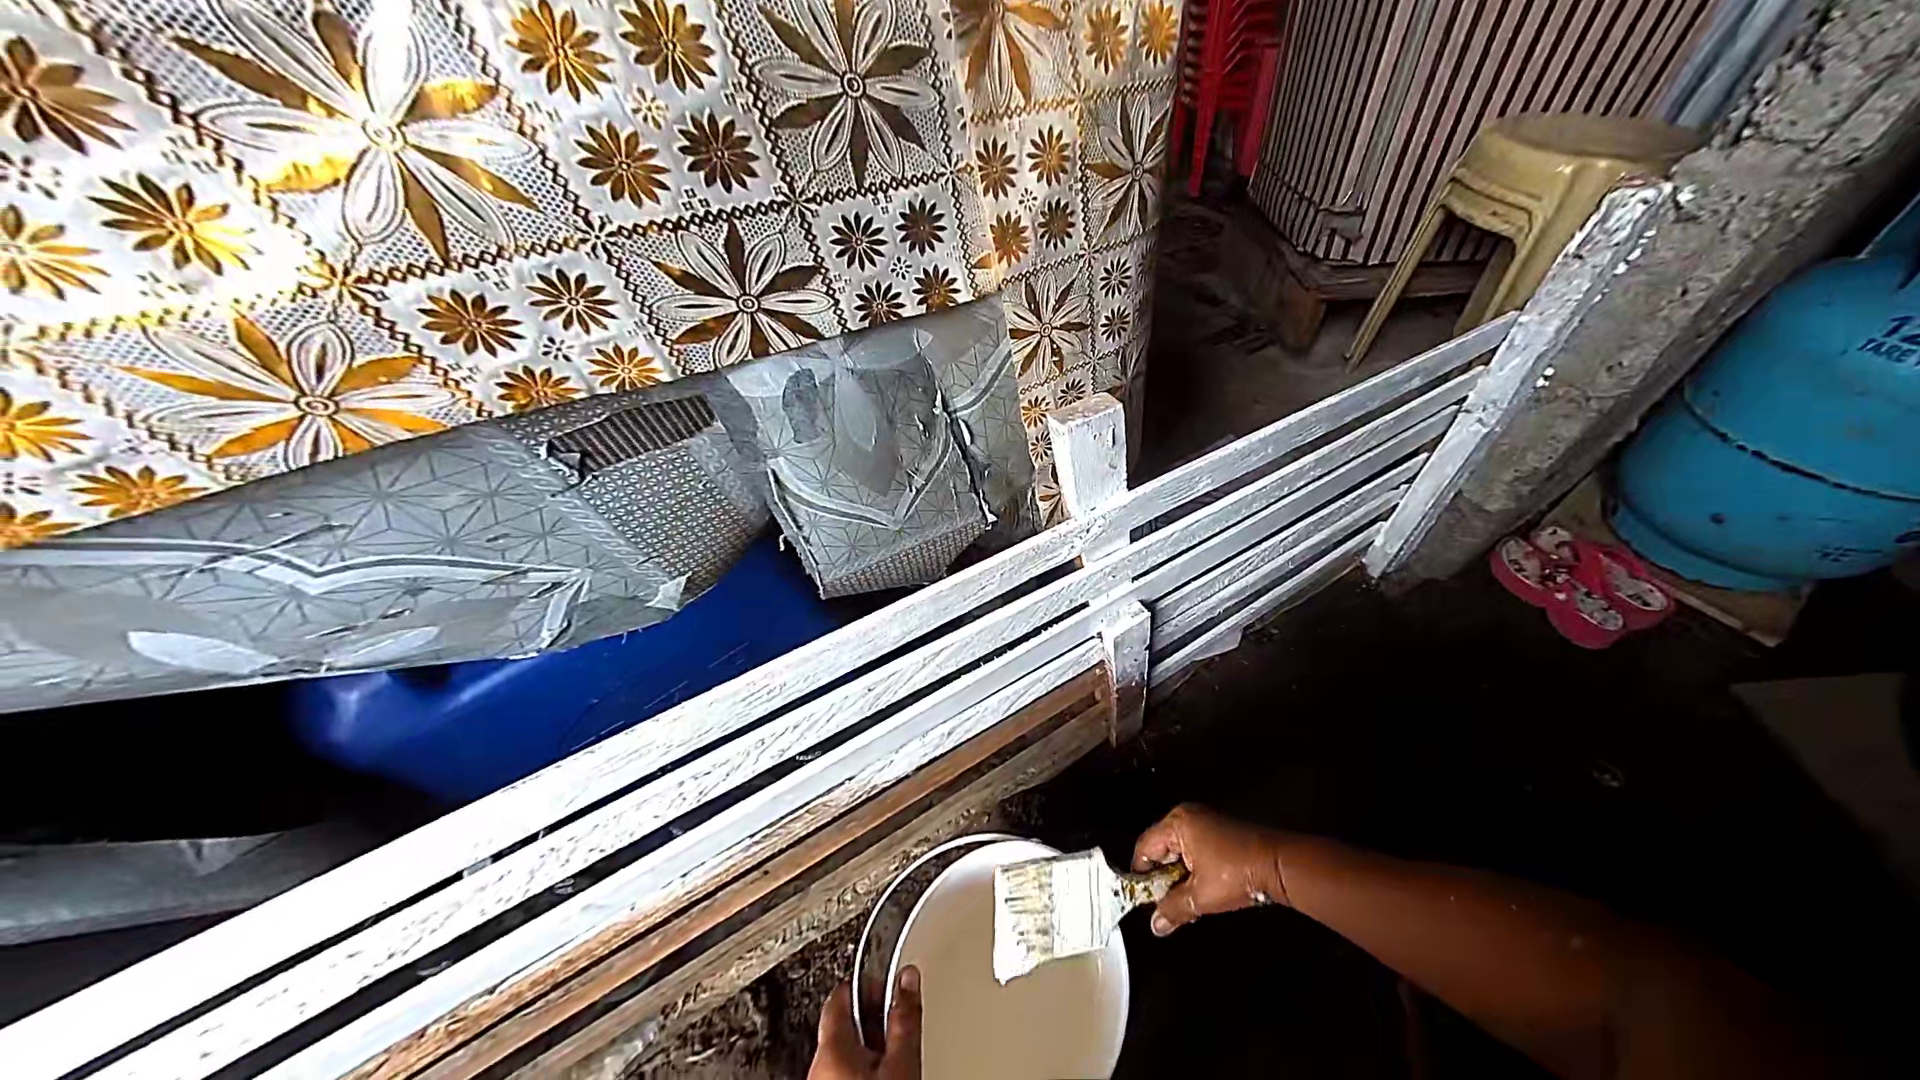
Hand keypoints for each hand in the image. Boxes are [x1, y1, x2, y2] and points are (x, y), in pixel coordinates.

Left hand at [808, 967, 921, 1079]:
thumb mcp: (901, 1063)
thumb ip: (904, 1018)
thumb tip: (908, 977)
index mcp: (830, 1046)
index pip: (841, 994)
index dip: (867, 982)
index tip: (887, 979)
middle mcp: (816, 1065)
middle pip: (843, 1021)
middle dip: (870, 1015)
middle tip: (895, 1016)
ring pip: (843, 1048)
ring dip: (867, 1043)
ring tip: (892, 1050)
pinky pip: (841, 1069)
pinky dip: (860, 1066)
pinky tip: (880, 1074)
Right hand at [1131, 803, 1291, 936]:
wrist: (1279, 865)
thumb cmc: (1238, 873)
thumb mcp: (1201, 897)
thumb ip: (1173, 908)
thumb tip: (1157, 924)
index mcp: (1177, 823)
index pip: (1145, 847)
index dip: (1143, 874)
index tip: (1147, 896)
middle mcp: (1188, 816)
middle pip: (1161, 847)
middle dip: (1164, 876)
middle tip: (1170, 900)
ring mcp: (1205, 820)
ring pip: (1179, 850)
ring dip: (1181, 874)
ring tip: (1191, 897)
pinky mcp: (1220, 830)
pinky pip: (1195, 847)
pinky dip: (1196, 867)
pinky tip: (1205, 886)